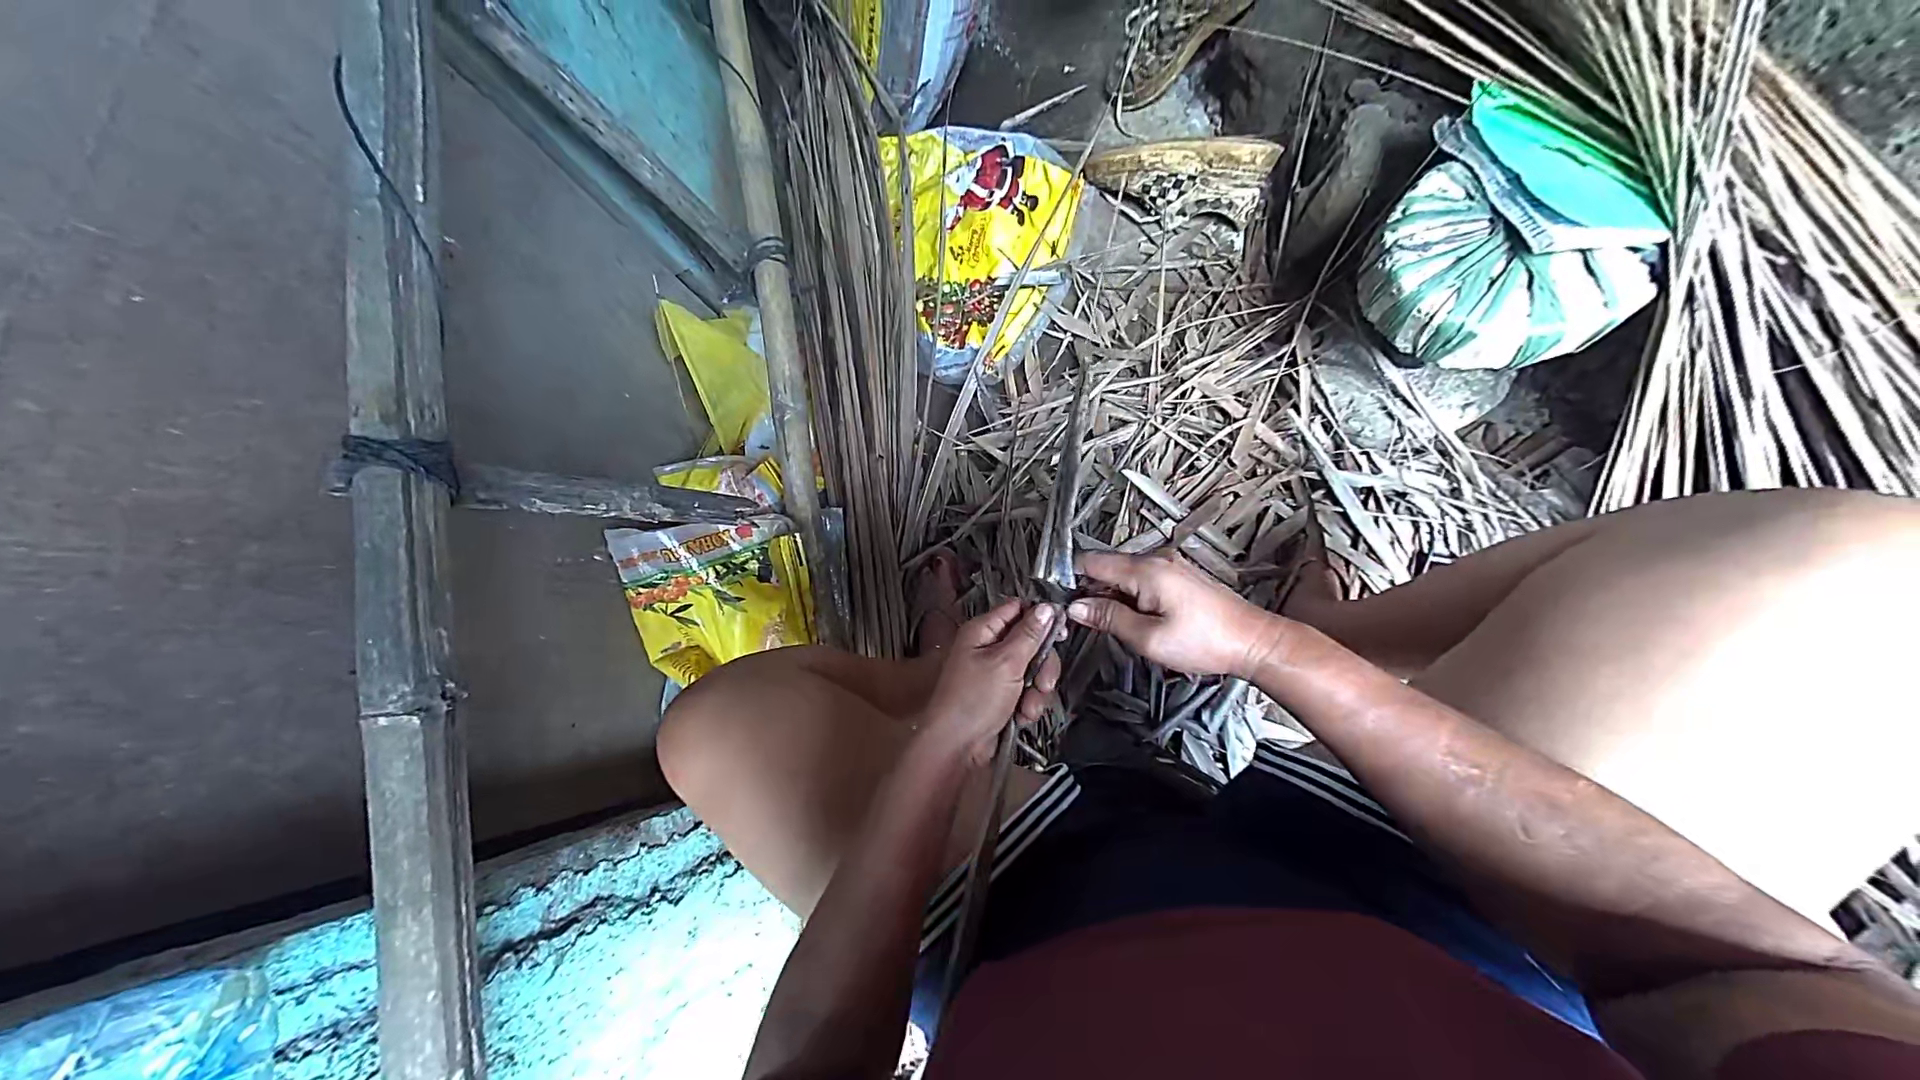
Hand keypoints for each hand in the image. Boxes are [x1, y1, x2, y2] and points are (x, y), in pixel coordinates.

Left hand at [916, 599, 1062, 766]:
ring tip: (1026, 705)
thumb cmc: (971, 702)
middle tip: (1042, 681)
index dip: (1040, 617)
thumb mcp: (1006, 663)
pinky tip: (1020, 715)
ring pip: (1032, 670)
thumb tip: (1047, 608)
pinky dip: (1028, 704)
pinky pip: (1026, 692)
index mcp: (982, 631)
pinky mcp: (1000, 696)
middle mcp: (987, 649)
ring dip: (1036, 690)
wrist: (957, 747)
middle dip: (1042, 664)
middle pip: (1030, 642)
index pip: (1017, 609)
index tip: (1059, 631)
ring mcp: (994, 673)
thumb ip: (1029, 635)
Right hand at [1068, 552, 1287, 677]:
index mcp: (1146, 571)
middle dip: (1089, 592)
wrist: (1253, 642)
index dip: (1070, 579)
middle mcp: (1156, 561)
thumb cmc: (1208, 642)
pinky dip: (1130, 597)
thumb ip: (1108, 618)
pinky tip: (1135, 621)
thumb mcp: (1148, 638)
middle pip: (1105, 568)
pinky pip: (1141, 581)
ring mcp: (1169, 567)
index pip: (1091, 562)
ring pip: (1122, 575)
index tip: (1061, 600)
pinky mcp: (1177, 578)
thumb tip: (1077, 607)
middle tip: (1086, 622)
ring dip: (1110, 597)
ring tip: (1114, 626)